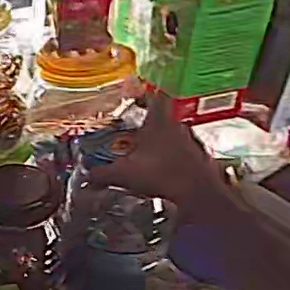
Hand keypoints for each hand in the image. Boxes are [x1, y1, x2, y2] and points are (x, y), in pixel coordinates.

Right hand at [87, 92, 230, 213]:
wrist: (198, 194)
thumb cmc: (162, 175)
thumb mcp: (123, 174)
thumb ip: (102, 173)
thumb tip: (88, 175)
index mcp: (159, 122)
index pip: (155, 97)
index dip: (144, 95)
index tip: (136, 97)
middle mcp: (178, 127)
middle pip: (163, 118)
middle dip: (148, 125)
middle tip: (134, 134)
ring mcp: (192, 143)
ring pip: (174, 136)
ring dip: (161, 144)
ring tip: (146, 156)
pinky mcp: (201, 160)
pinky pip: (184, 154)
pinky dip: (172, 160)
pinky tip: (162, 173)